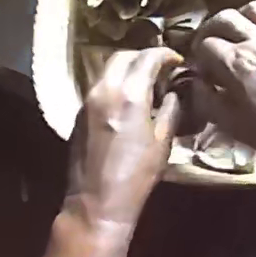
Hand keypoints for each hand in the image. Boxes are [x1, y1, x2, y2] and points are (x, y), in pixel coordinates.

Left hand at [64, 48, 182, 236]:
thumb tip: (174, 92)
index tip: (176, 60)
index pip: (147, 58)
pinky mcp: (79, 112)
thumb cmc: (136, 175)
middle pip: (123, 56)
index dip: (164, 54)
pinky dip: (114, 83)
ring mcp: (87, 99)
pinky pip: (98, 86)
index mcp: (129, 95)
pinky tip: (126, 98)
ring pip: (107, 69)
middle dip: (143, 56)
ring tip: (145, 81)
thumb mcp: (162, 143)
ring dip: (127, 68)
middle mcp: (104, 89)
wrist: (96, 201)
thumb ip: (170, 110)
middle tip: (160, 67)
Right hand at [190, 0, 255, 172]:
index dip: (197, 59)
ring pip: (250, 9)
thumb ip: (205, 101)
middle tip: (208, 48)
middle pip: (223, 18)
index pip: (203, 46)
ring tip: (234, 36)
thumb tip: (194, 85)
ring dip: (236, 20)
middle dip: (209, 32)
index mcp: (237, 63)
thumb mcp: (232, 125)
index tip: (201, 73)